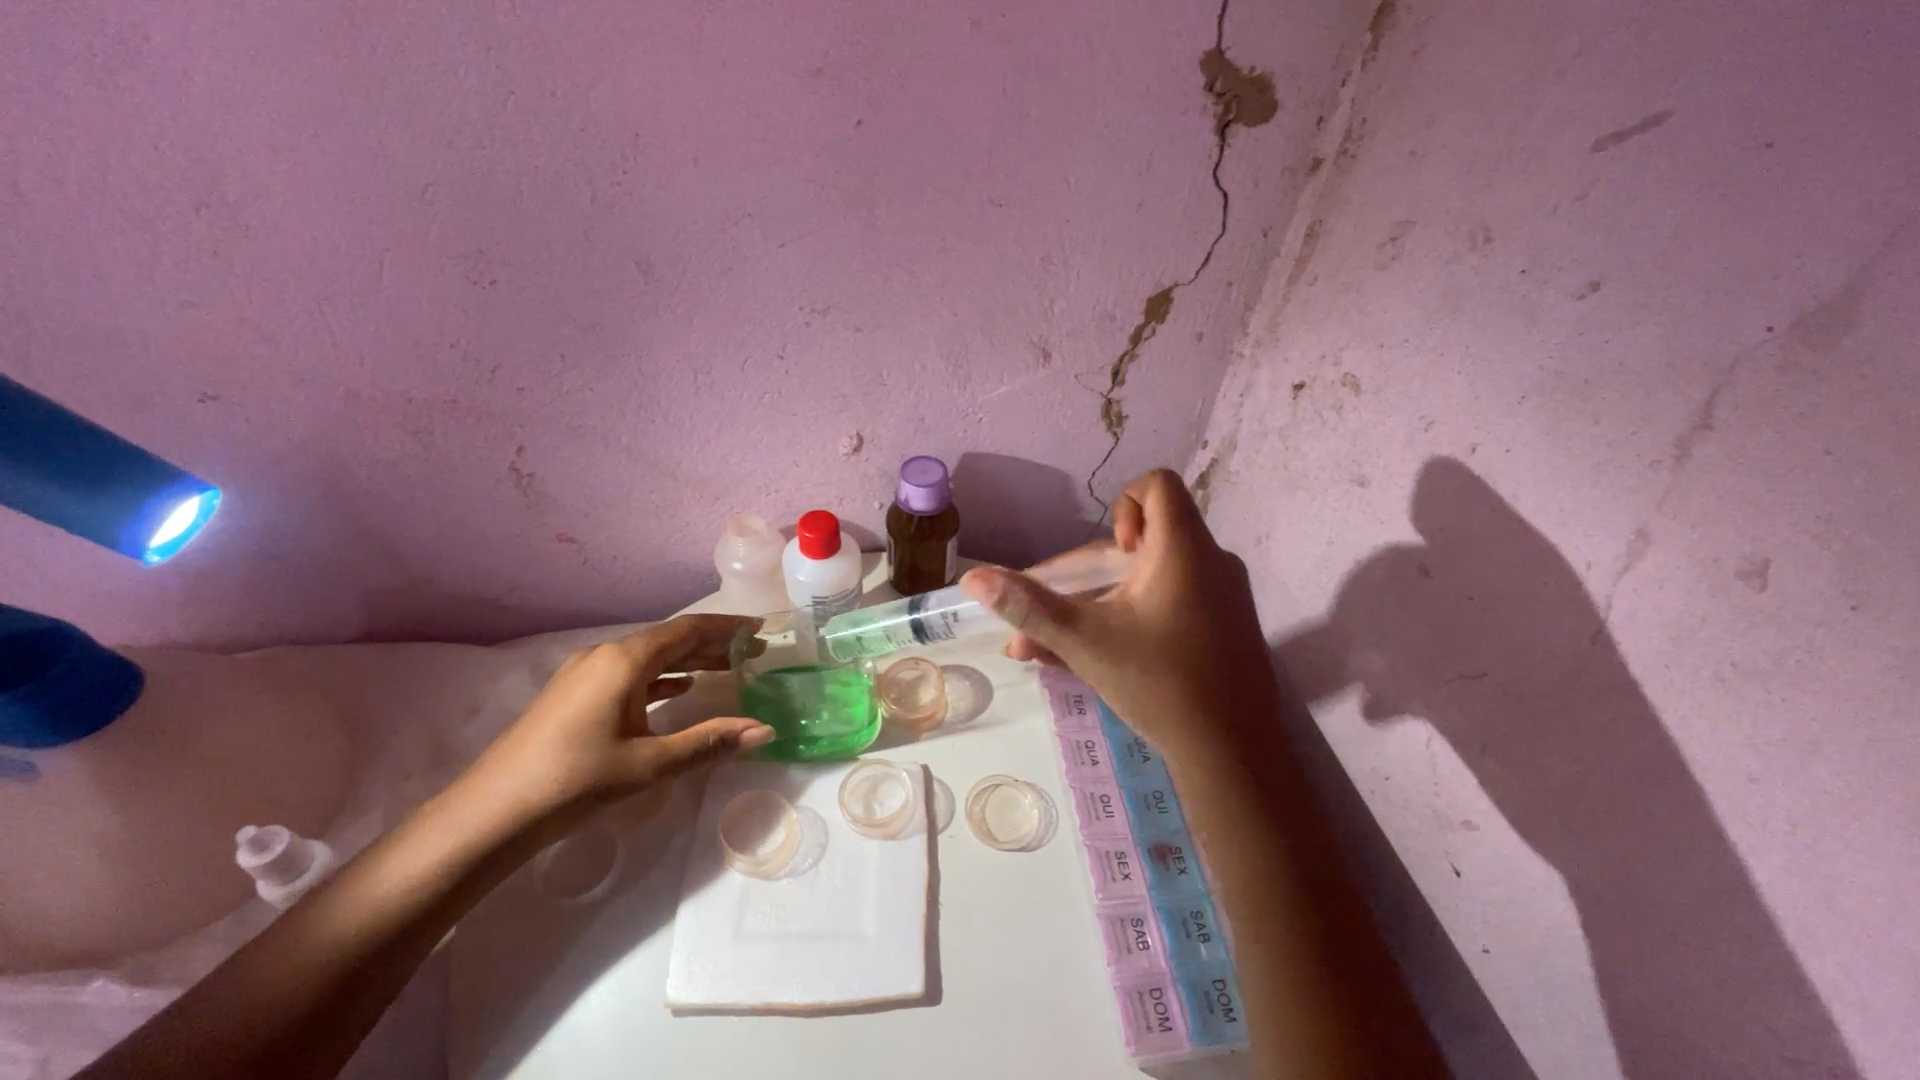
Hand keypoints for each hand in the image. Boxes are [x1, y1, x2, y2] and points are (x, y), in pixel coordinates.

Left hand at [466, 615, 774, 828]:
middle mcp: (604, 656)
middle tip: (753, 652)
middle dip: (712, 644)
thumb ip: (708, 742)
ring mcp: (584, 674)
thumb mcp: (650, 764)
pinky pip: (629, 674)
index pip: (687, 630)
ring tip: (726, 669)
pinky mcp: (574, 695)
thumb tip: (763, 730)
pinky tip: (679, 690)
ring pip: (648, 657)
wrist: (494, 811)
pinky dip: (661, 677)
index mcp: (624, 661)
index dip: (726, 628)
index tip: (760, 630)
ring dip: (688, 660)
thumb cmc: (576, 781)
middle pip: (668, 640)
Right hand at [960, 469, 1277, 766]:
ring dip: (1093, 608)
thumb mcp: (1085, 643)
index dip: (1123, 504)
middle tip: (1049, 612)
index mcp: (1184, 550)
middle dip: (1083, 577)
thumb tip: (973, 579)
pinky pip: (1166, 609)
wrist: (1234, 754)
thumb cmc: (1160, 685)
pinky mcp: (1221, 631)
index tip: (1110, 554)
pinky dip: (1125, 623)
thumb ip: (1028, 607)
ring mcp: (1219, 599)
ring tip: (1039, 649)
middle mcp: (1209, 563)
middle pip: (1141, 542)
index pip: (1158, 484)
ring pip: (1146, 584)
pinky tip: (1075, 663)